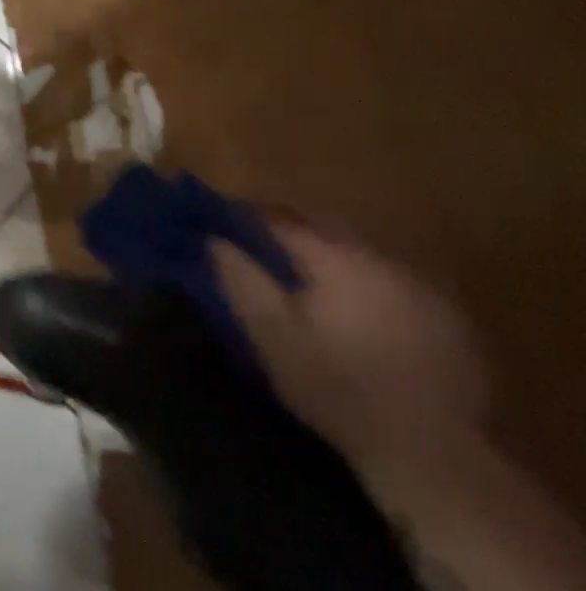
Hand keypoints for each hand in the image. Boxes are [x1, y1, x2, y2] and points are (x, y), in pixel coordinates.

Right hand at [212, 219, 485, 476]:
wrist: (428, 448)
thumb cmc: (334, 386)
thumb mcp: (271, 335)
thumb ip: (243, 282)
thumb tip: (216, 240)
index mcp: (338, 262)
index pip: (283, 224)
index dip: (247, 219)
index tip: (218, 222)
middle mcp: (385, 264)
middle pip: (328, 230)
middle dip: (290, 230)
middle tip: (254, 244)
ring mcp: (425, 291)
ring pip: (364, 255)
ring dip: (330, 257)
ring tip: (302, 275)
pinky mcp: (450, 321)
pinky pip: (395, 284)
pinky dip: (366, 283)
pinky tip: (355, 309)